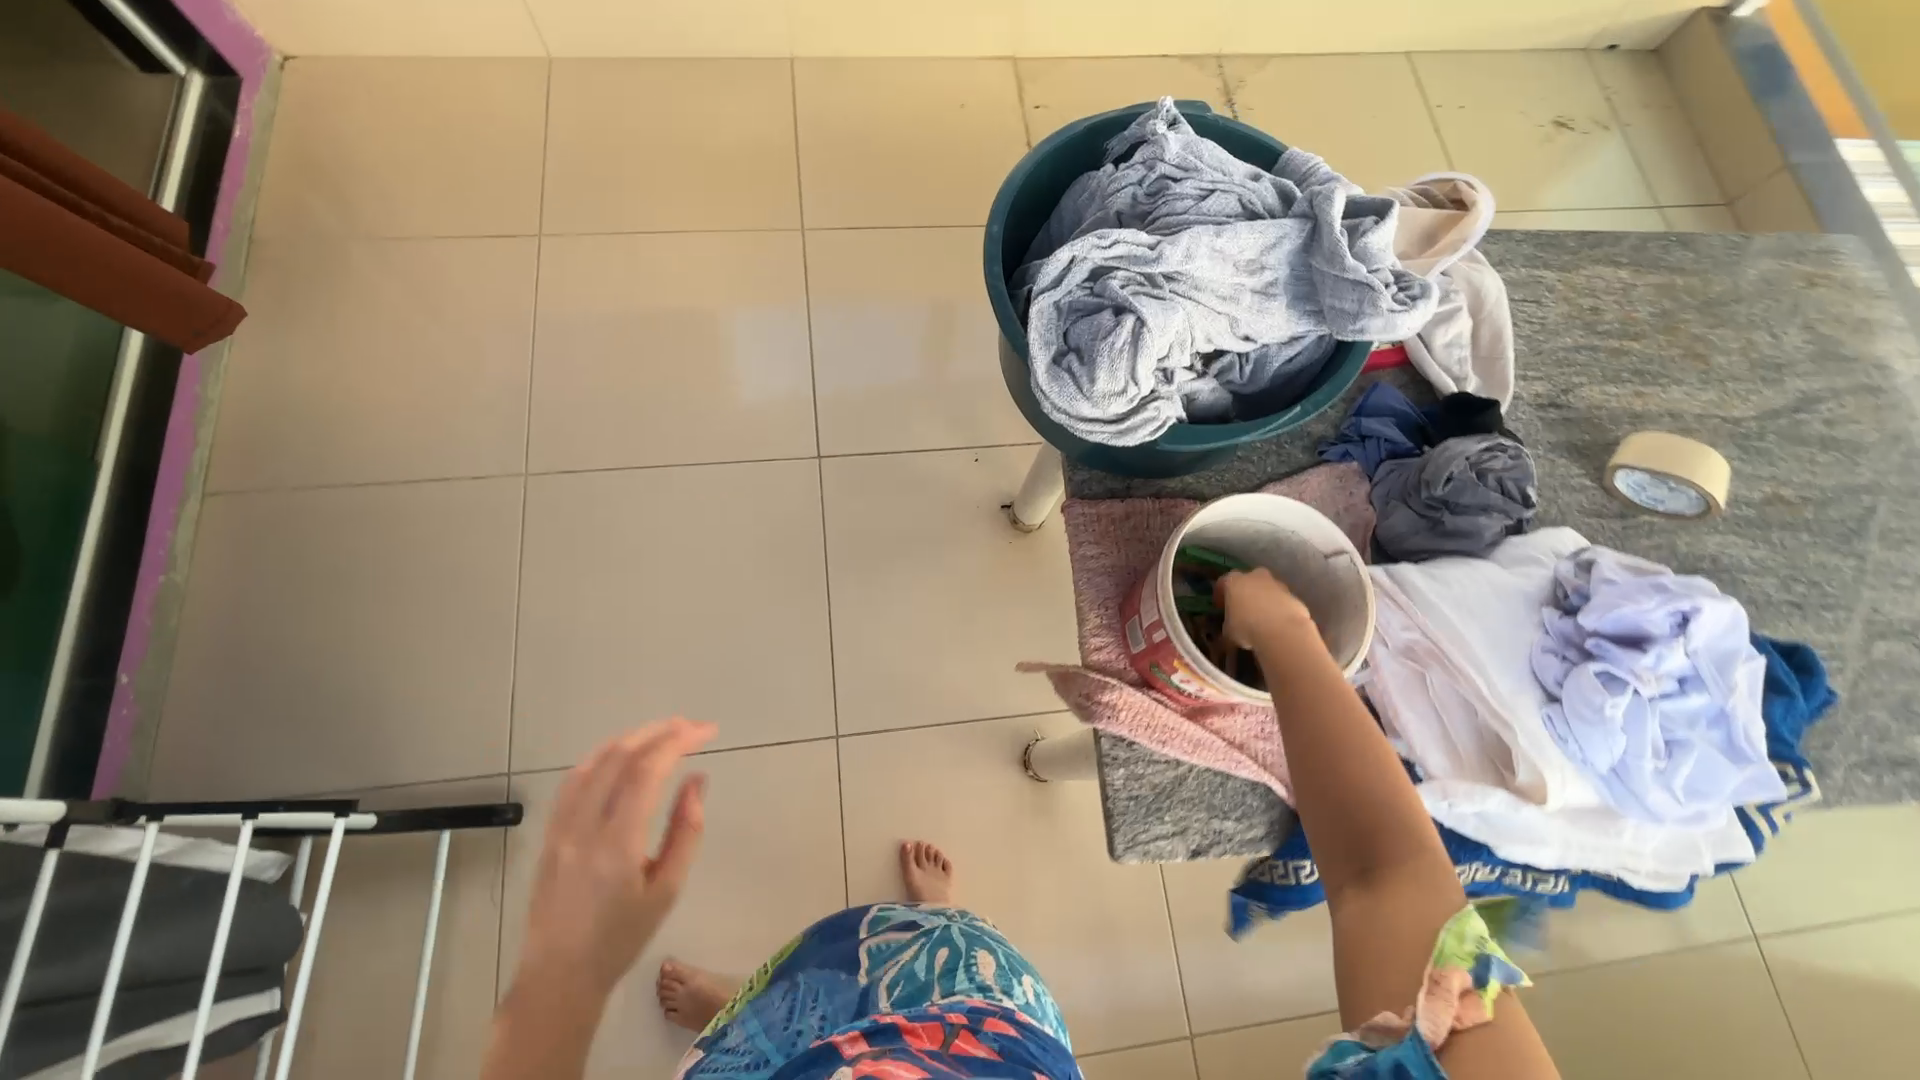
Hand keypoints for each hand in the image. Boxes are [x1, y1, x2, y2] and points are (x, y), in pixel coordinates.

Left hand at [514, 718, 716, 1003]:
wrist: (560, 975)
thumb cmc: (621, 938)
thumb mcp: (667, 890)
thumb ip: (685, 831)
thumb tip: (697, 780)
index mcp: (617, 843)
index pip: (648, 771)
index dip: (679, 741)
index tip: (708, 731)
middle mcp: (584, 826)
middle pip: (619, 757)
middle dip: (658, 733)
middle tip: (691, 726)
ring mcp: (560, 827)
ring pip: (593, 762)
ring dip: (630, 739)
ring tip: (661, 732)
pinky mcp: (549, 833)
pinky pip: (573, 780)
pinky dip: (601, 757)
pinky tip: (619, 755)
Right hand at [1214, 568, 1318, 651]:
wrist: (1283, 631)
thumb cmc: (1247, 627)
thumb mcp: (1228, 631)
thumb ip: (1228, 625)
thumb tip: (1230, 630)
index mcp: (1234, 581)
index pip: (1222, 582)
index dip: (1220, 595)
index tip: (1220, 607)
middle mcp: (1255, 576)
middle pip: (1248, 579)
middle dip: (1245, 591)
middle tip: (1243, 608)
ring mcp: (1276, 584)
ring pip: (1267, 588)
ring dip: (1263, 598)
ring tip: (1262, 618)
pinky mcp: (1293, 595)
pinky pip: (1281, 600)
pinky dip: (1278, 608)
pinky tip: (1277, 623)